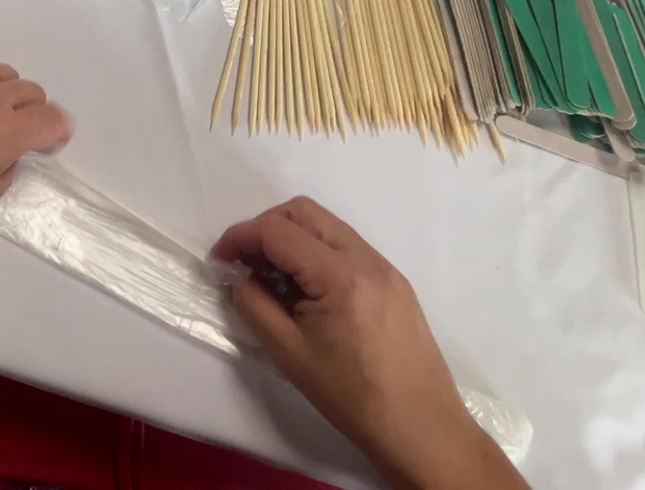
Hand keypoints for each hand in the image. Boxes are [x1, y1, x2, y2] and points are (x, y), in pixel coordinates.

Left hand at [0, 62, 71, 237]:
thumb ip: (5, 168)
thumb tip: (7, 153)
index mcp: (7, 131)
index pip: (53, 119)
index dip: (59, 132)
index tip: (50, 143)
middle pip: (33, 92)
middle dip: (36, 113)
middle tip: (21, 134)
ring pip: (4, 74)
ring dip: (9, 93)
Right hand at [212, 198, 526, 489]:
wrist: (424, 433)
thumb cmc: (352, 396)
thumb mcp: (287, 351)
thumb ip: (253, 303)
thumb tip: (241, 276)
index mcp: (340, 277)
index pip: (276, 231)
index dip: (239, 237)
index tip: (220, 259)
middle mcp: (366, 260)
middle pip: (302, 211)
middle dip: (264, 226)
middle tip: (246, 260)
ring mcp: (385, 268)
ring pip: (325, 223)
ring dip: (291, 236)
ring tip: (273, 273)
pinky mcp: (394, 282)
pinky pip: (345, 244)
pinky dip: (315, 250)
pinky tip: (306, 286)